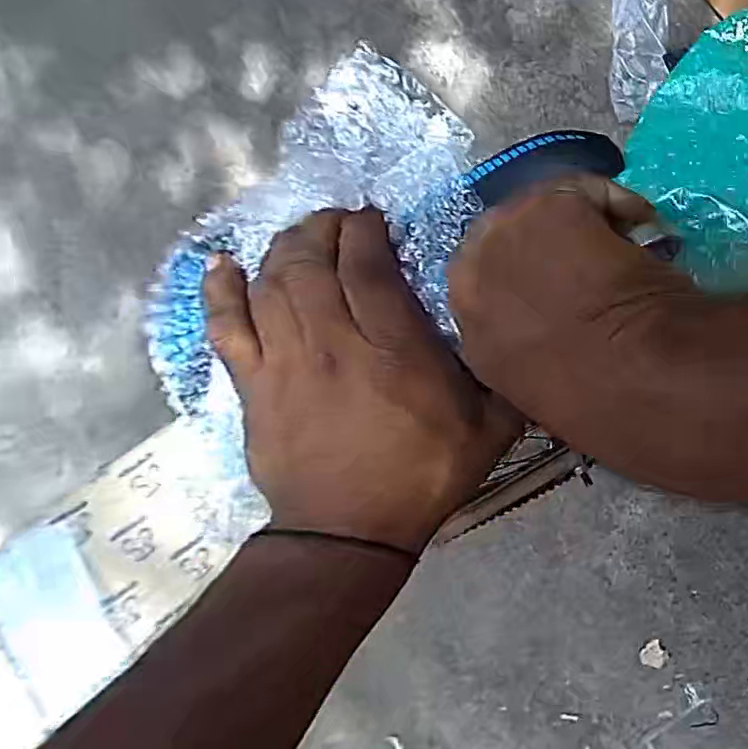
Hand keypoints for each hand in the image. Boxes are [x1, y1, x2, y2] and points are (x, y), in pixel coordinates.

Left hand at [204, 209, 522, 552]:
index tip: (373, 217)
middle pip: (312, 263)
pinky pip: (226, 326)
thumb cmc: (425, 474)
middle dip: (323, 228)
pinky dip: (220, 290)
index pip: (368, 266)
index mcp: (395, 348)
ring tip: (301, 235)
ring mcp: (286, 361)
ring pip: (271, 283)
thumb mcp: (492, 429)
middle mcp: (334, 342)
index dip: (365, 230)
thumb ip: (510, 379)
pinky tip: (223, 264)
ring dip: (283, 247)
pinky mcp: (253, 385)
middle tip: (338, 220)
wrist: (349, 531)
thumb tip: (527, 342)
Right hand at [449, 175, 702, 427]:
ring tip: (622, 239)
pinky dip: (617, 201)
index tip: (569, 288)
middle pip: (504, 241)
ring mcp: (499, 239)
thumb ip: (540, 359)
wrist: (635, 376)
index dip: (534, 282)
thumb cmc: (606, 399)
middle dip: (546, 243)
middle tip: (592, 254)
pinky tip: (644, 222)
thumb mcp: (555, 393)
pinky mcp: (541, 206)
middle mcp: (470, 284)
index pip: (491, 294)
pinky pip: (580, 189)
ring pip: (537, 209)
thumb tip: (563, 339)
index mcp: (475, 342)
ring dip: (578, 221)